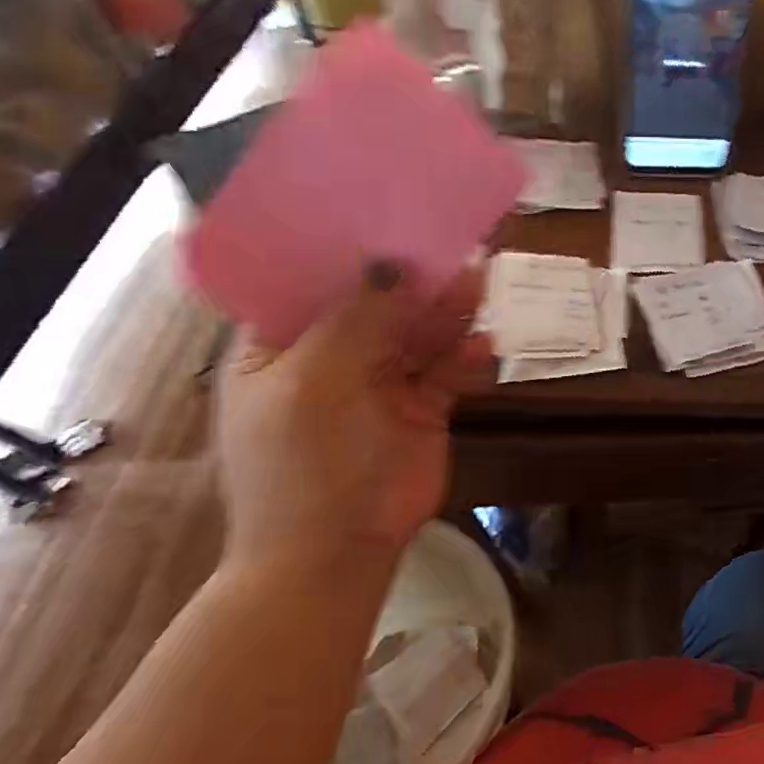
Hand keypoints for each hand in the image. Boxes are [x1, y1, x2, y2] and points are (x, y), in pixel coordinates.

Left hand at [216, 265, 490, 569]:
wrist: (337, 550)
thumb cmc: (302, 465)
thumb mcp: (314, 384)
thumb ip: (355, 323)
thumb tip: (394, 264)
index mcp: (279, 342)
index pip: (311, 279)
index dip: (349, 248)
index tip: (389, 214)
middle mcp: (331, 355)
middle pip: (377, 304)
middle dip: (412, 279)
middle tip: (457, 248)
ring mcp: (381, 384)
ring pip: (419, 335)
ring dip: (447, 314)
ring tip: (481, 286)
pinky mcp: (424, 410)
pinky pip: (447, 373)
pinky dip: (464, 360)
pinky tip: (483, 348)